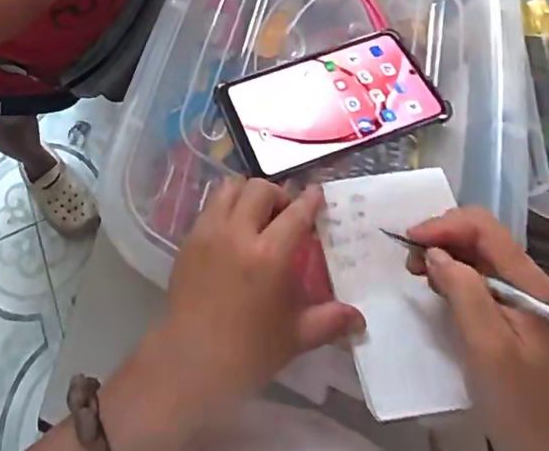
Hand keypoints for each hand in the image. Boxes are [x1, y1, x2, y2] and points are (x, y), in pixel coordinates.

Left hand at [160, 181, 363, 404]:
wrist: (192, 359)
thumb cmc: (249, 350)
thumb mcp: (296, 336)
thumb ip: (329, 320)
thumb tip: (359, 317)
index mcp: (268, 255)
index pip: (295, 214)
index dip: (309, 200)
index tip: (316, 192)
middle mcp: (237, 233)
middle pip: (259, 189)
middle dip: (278, 195)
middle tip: (285, 213)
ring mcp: (209, 231)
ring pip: (230, 188)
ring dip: (248, 193)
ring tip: (257, 214)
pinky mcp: (189, 237)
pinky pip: (210, 206)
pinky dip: (226, 207)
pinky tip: (233, 230)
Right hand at [407, 208, 548, 450]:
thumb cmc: (517, 400)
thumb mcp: (488, 345)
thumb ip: (464, 291)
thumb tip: (434, 252)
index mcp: (529, 283)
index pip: (484, 227)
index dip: (444, 225)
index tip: (410, 239)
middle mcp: (525, 281)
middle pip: (478, 235)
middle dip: (440, 236)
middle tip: (408, 257)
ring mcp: (515, 297)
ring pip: (472, 253)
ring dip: (441, 252)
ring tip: (415, 270)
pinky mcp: (503, 312)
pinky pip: (472, 275)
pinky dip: (447, 271)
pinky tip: (434, 286)